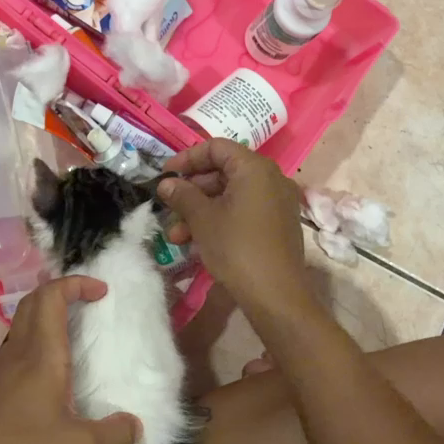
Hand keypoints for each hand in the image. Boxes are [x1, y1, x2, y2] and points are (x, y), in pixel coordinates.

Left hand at [0, 276, 140, 443]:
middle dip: (63, 293)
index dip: (76, 284)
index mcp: (40, 355)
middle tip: (90, 304)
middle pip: (34, 303)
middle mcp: (17, 352)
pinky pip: (18, 350)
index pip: (52, 296)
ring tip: (77, 336)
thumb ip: (114, 436)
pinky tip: (52, 377)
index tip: (102, 291)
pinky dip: (38, 345)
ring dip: (48, 318)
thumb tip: (135, 426)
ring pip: (24, 325)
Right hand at [158, 138, 312, 314]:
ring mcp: (277, 203)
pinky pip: (244, 211)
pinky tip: (198, 243)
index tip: (165, 176)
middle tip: (168, 210)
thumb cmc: (236, 248)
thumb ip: (182, 195)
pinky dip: (220, 220)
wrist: (276, 295)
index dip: (186, 159)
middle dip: (191, 192)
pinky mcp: (278, 225)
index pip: (216, 148)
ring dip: (200, 211)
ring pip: (231, 196)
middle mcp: (271, 179)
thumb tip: (167, 183)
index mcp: (255, 168)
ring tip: (177, 237)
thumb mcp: (202, 219)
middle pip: (223, 173)